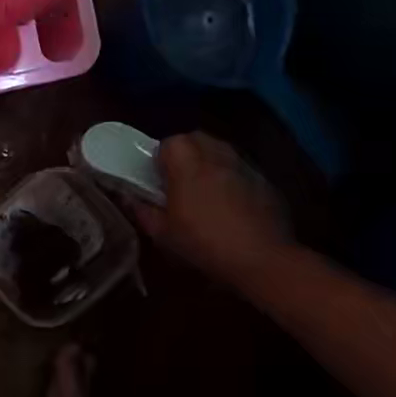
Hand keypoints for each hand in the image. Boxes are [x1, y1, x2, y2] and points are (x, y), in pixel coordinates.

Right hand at [128, 132, 291, 279]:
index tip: (158, 176)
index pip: (172, 141)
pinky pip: (242, 169)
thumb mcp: (163, 235)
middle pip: (199, 137)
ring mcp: (245, 168)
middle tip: (179, 177)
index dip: (162, 156)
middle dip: (186, 151)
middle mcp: (217, 159)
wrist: (261, 259)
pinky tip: (231, 203)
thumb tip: (129, 198)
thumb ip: (143, 212)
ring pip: (223, 150)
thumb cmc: (203, 244)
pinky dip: (232, 177)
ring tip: (204, 187)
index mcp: (188, 168)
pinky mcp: (265, 182)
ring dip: (210, 160)